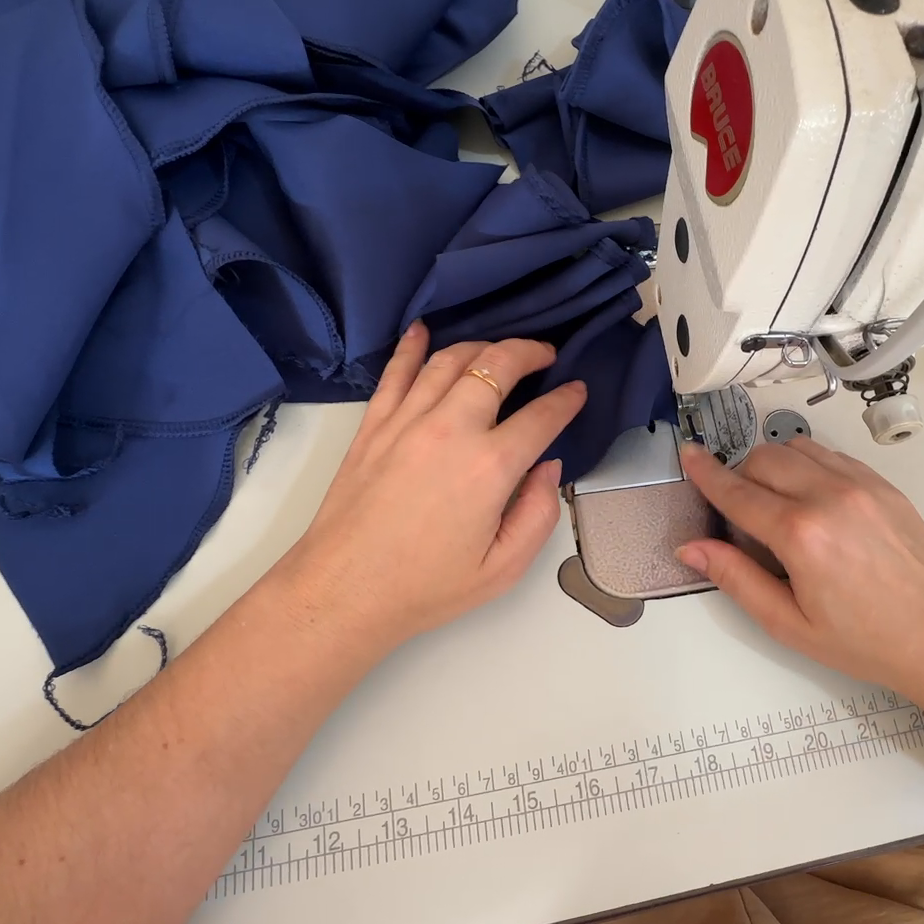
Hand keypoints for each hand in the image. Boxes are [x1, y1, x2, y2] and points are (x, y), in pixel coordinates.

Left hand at [277, 323, 585, 649]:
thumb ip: (539, 514)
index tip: (578, 391)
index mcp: (490, 467)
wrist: (345, 591)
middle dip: (530, 351)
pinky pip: (396, 372)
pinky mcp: (374, 425)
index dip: (567, 399)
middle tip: (546, 354)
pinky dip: (412, 347)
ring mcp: (407, 421)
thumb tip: (548, 468)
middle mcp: (451, 430)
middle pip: (498, 366)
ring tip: (501, 350)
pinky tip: (424, 332)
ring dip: (483, 346)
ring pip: (450, 359)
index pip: (542, 416)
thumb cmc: (427, 587)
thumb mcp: (504, 568)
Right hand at [676, 438, 923, 690]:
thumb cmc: (867, 638)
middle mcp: (830, 497)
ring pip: (796, 447)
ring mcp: (860, 484)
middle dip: (740, 476)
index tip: (689, 456)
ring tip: (778, 506)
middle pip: (763, 458)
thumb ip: (736, 578)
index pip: (737, 492)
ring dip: (774, 466)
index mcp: (801, 535)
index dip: (706, 474)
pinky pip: (830, 454)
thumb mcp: (788, 623)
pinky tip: (812, 499)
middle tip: (742, 514)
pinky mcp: (881, 484)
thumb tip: (694, 549)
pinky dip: (808, 465)